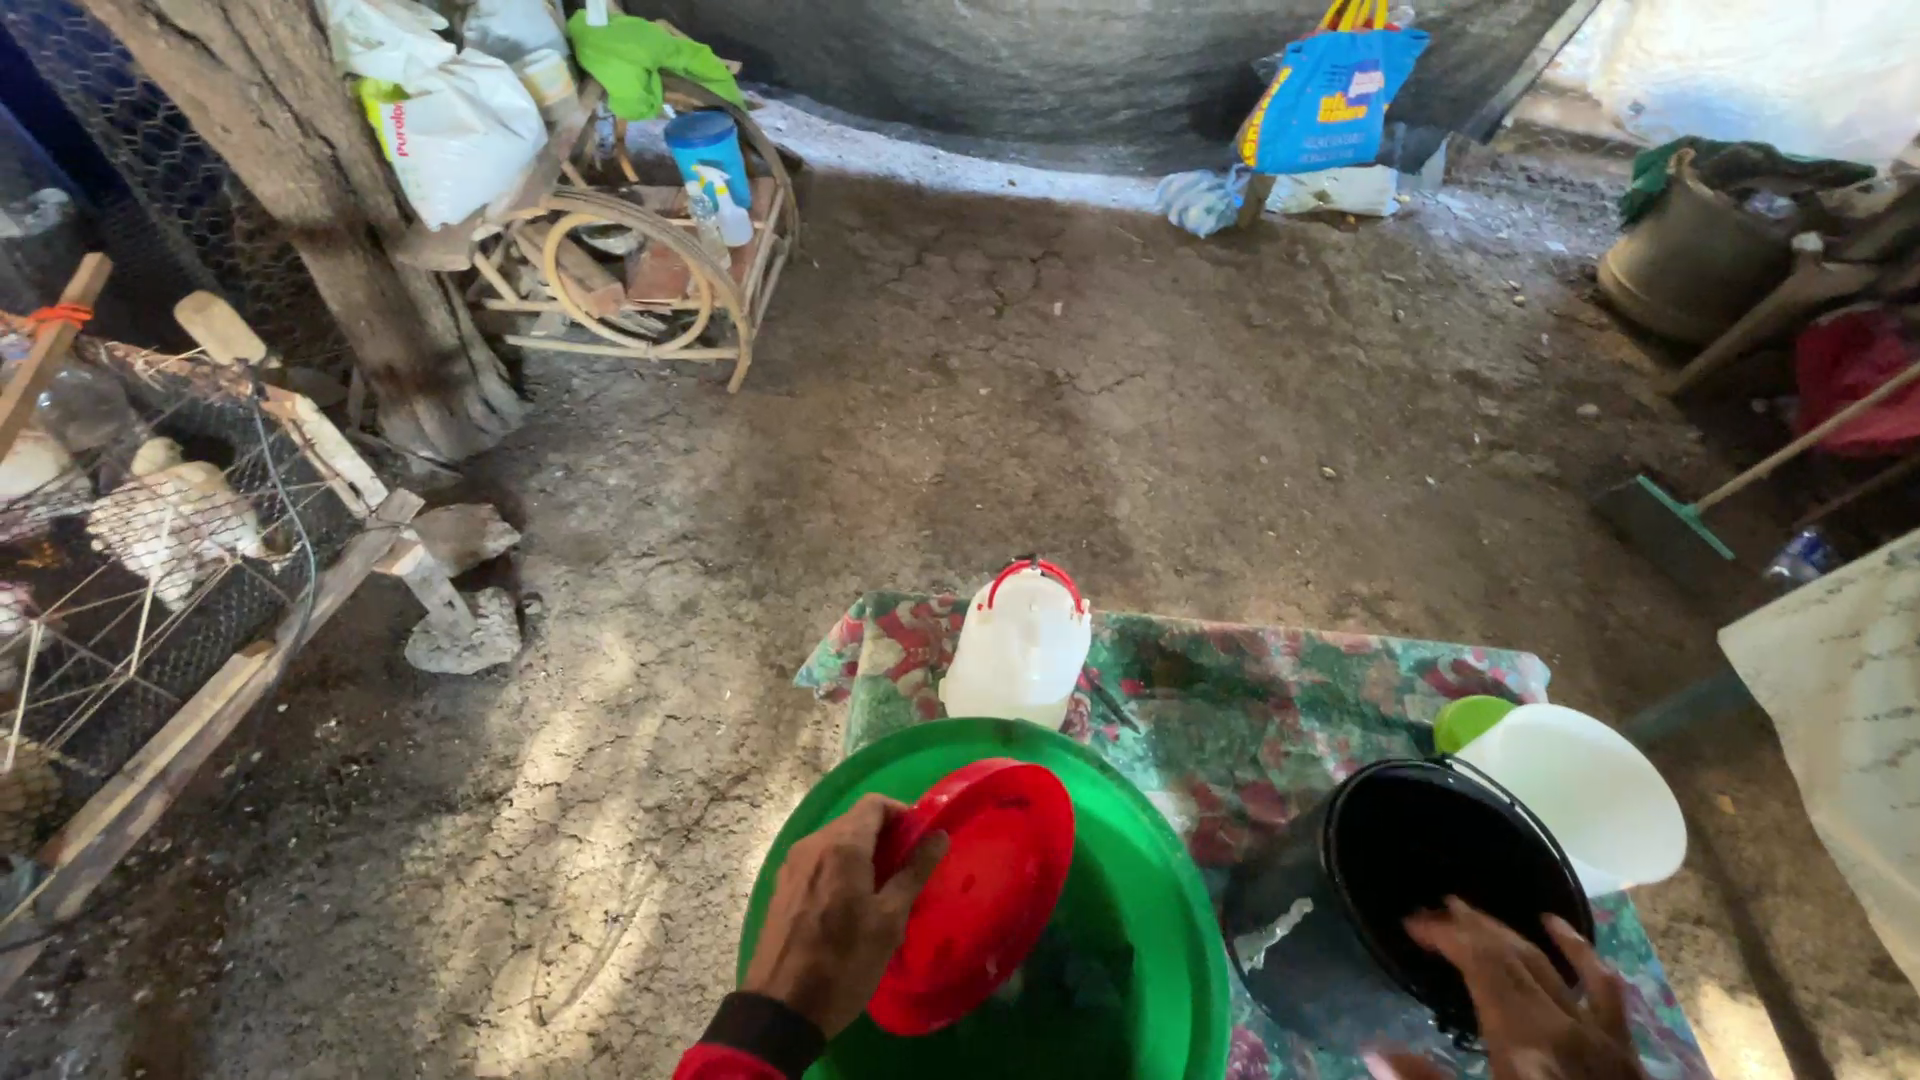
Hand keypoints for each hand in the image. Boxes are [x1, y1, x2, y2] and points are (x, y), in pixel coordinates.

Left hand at [744, 794, 949, 1037]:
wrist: (780, 1010)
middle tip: (908, 871)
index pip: (875, 803)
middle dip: (885, 837)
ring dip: (863, 854)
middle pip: (855, 821)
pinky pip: (819, 861)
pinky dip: (840, 868)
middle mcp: (813, 844)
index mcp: (841, 845)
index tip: (920, 843)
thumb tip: (939, 836)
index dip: (902, 815)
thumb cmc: (844, 963)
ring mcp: (793, 864)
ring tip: (883, 892)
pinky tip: (850, 905)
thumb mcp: (889, 920)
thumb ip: (914, 871)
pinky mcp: (782, 886)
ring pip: (836, 841)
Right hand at [1365, 896, 1645, 1079]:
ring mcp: (1598, 1033)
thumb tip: (1373, 1049)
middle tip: (1432, 910)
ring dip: (1504, 932)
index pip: (1479, 962)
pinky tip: (1556, 926)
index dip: (1443, 935)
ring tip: (1473, 912)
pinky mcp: (1623, 1048)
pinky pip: (1603, 987)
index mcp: (1521, 1036)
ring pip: (1546, 962)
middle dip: (1466, 927)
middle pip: (1508, 955)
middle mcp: (1560, 1022)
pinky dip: (1579, 951)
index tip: (1410, 925)